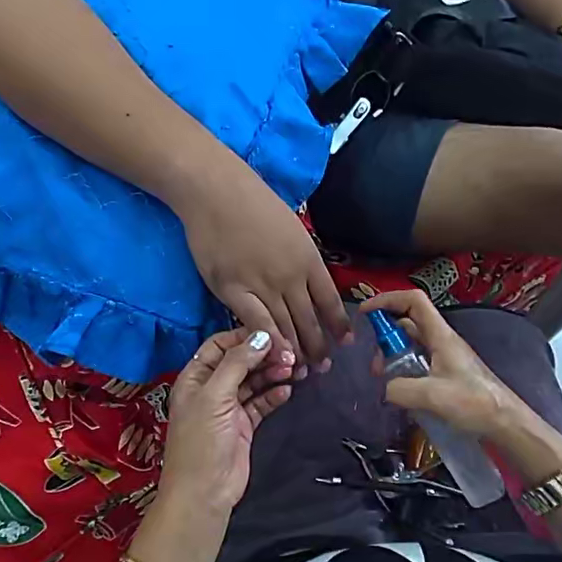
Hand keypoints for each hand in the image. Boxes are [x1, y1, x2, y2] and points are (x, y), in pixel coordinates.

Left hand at [158, 328, 294, 518]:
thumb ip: (237, 364)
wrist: (204, 491)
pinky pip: (262, 402)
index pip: (220, 345)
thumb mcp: (215, 396)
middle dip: (264, 356)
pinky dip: (274, 394)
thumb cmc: (201, 441)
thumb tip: (261, 336)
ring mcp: (229, 407)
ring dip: (273, 373)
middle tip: (290, 354)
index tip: (273, 334)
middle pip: (240, 361)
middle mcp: (211, 388)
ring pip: (254, 381)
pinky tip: (288, 390)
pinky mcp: (244, 424)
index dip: (245, 338)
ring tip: (294, 370)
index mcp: (195, 377)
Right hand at [182, 172, 352, 371]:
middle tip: (321, 368)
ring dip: (296, 353)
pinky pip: (257, 325)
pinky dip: (269, 343)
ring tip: (299, 370)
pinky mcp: (234, 292)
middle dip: (318, 348)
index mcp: (308, 259)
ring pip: (286, 328)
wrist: (216, 191)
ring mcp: (263, 286)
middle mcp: (291, 277)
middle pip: (310, 321)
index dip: (338, 326)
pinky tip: (275, 358)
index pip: (330, 301)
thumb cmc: (253, 202)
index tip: (345, 343)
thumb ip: (300, 259)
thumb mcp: (291, 229)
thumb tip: (309, 283)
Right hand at [359, 289, 531, 438]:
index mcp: (441, 336)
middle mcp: (442, 341)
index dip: (387, 300)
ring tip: (385, 380)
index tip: (365, 313)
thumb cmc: (474, 403)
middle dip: (385, 337)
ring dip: (394, 356)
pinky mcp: (448, 375)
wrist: (506, 423)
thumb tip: (386, 390)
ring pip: (412, 344)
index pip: (413, 301)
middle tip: (376, 364)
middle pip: (408, 323)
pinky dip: (405, 371)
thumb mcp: (432, 395)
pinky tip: (401, 392)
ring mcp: (446, 358)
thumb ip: (400, 389)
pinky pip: (419, 364)